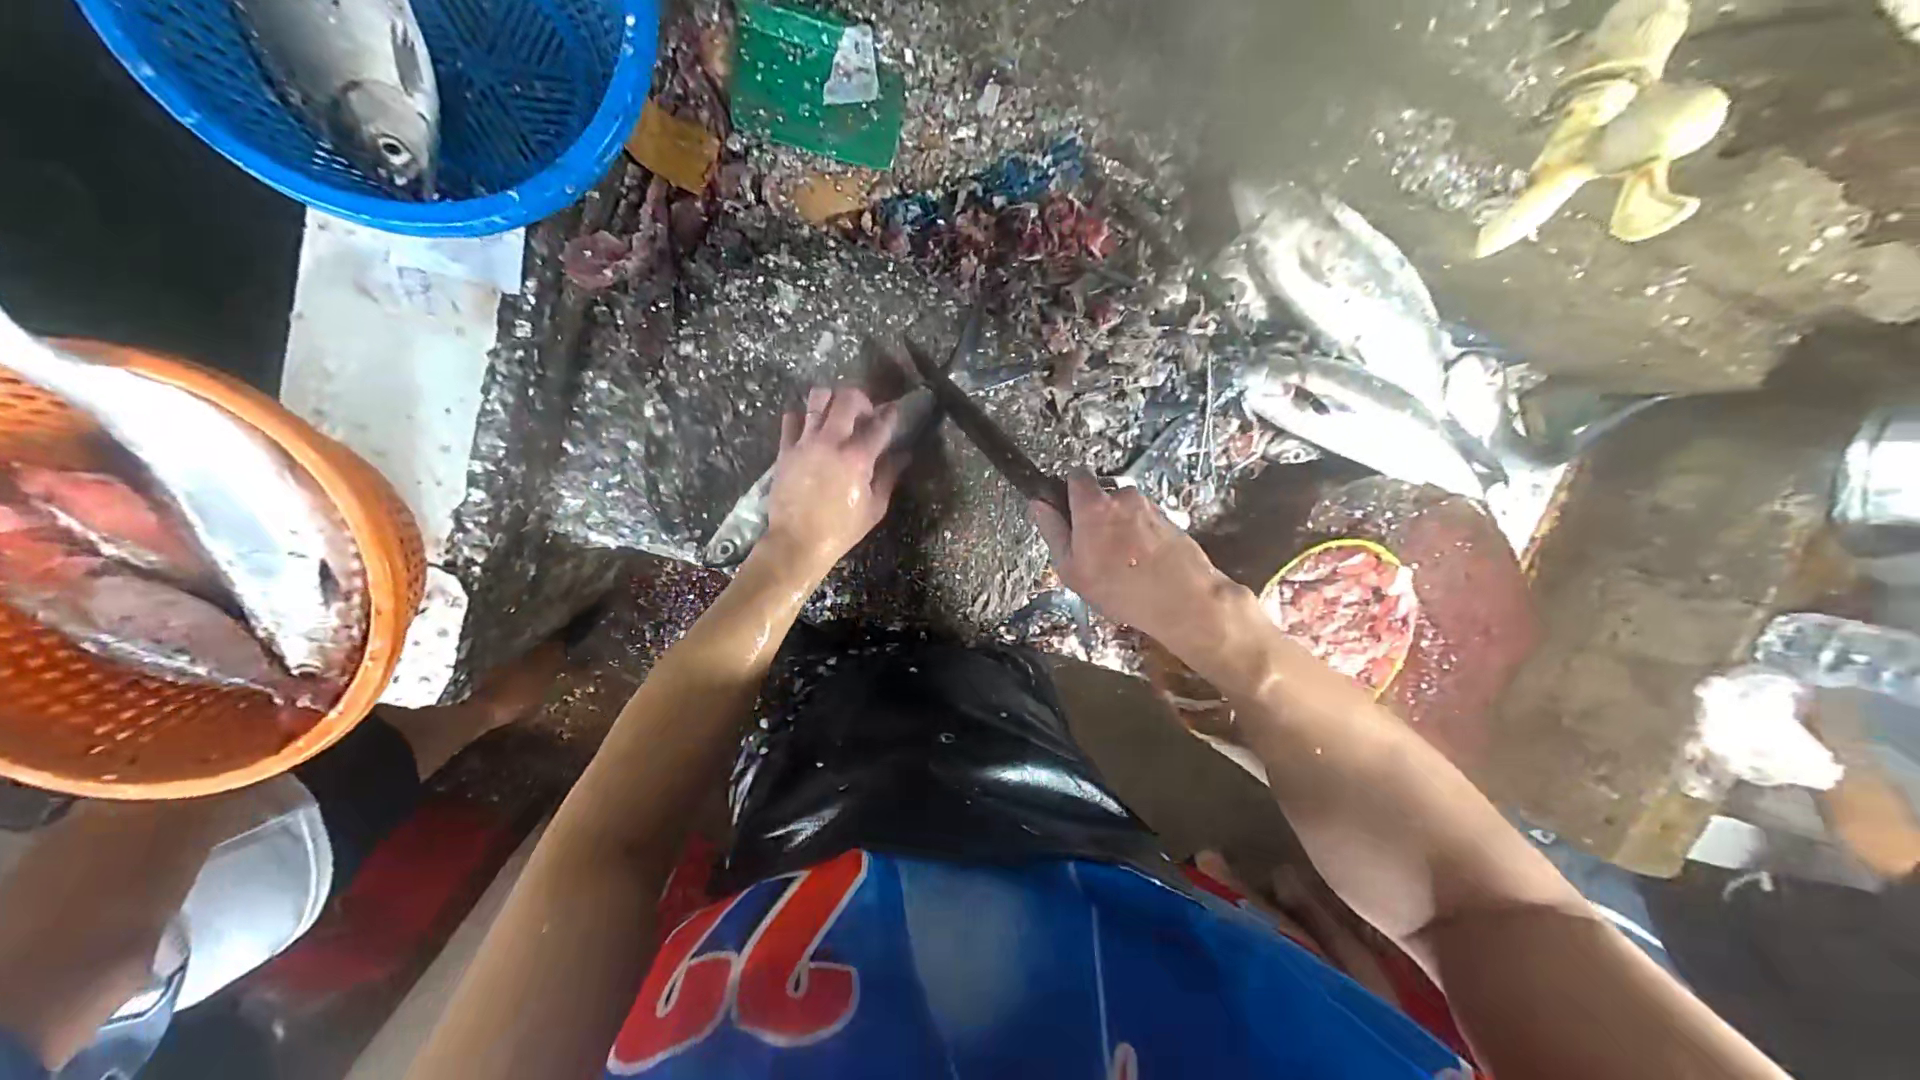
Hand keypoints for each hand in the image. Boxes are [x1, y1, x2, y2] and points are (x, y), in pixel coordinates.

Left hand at [764, 386, 903, 577]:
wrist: (798, 542)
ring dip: (831, 400)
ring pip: (817, 399)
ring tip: (836, 414)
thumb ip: (889, 475)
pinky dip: (802, 418)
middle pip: (847, 398)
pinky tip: (810, 429)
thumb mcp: (875, 507)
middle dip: (861, 399)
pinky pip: (791, 419)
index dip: (890, 414)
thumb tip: (903, 455)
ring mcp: (805, 443)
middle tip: (864, 413)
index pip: (880, 423)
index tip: (894, 411)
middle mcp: (831, 442)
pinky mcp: (785, 450)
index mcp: (857, 458)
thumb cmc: (841, 529)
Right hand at [1030, 471, 1243, 651]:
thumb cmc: (1121, 589)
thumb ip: (1053, 531)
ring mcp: (1149, 506)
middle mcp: (1123, 496)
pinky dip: (1139, 538)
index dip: (1068, 493)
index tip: (1067, 516)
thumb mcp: (1072, 568)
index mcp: (1094, 505)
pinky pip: (1144, 522)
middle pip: (1100, 495)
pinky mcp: (1170, 519)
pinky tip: (1141, 566)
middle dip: (1094, 516)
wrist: (1184, 600)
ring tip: (1120, 565)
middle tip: (1092, 551)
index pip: (1075, 475)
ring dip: (1119, 529)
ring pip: (1123, 510)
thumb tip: (1038, 505)